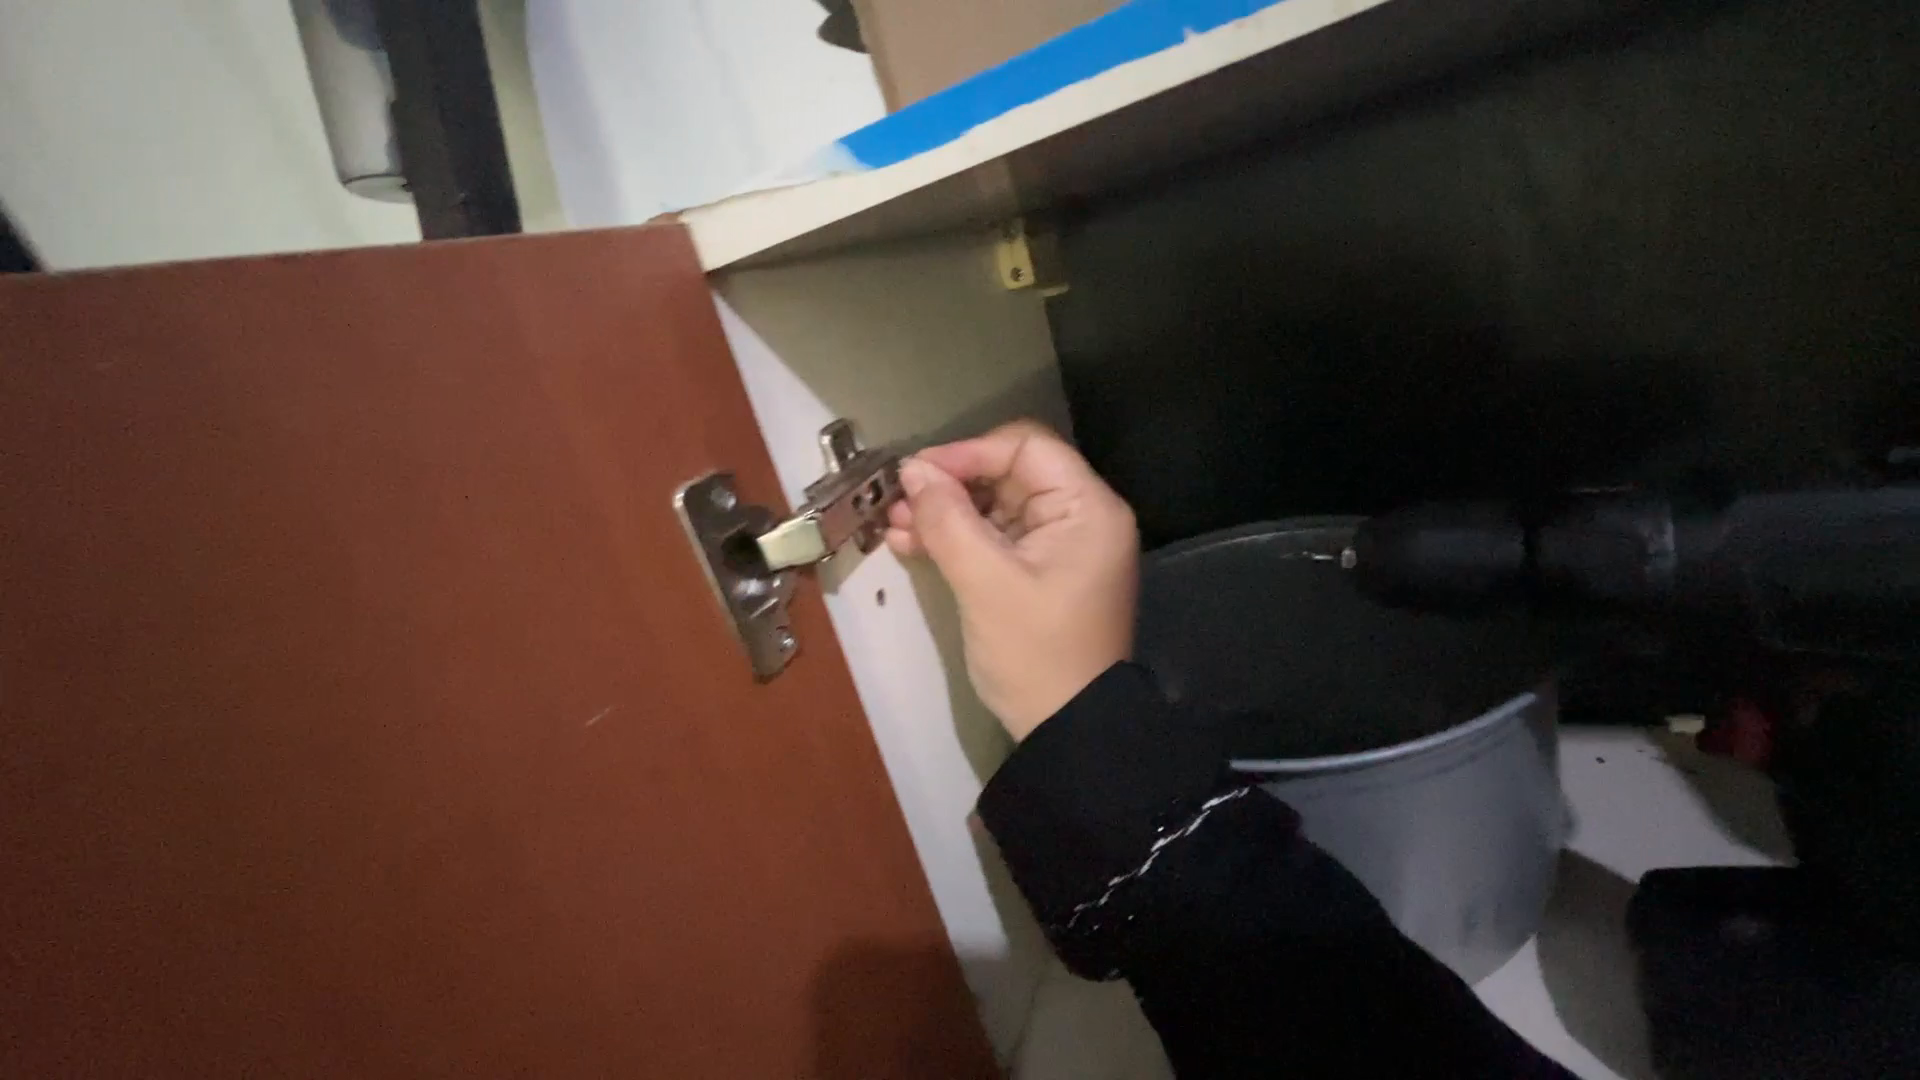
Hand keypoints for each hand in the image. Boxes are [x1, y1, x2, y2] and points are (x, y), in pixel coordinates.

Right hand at [886, 421, 1138, 740]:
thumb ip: (948, 519)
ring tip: (896, 525)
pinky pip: (994, 538)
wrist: (1064, 729)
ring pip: (995, 506)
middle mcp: (1079, 517)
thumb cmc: (1034, 654)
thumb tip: (913, 470)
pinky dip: (956, 538)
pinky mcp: (1038, 571)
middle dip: (950, 486)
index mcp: (1087, 508)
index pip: (1026, 448)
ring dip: (945, 512)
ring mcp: (1058, 546)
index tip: (916, 473)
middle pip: (1008, 474)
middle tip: (899, 502)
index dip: (968, 452)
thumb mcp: (986, 583)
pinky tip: (911, 544)